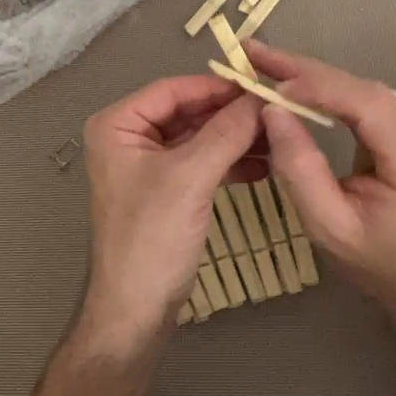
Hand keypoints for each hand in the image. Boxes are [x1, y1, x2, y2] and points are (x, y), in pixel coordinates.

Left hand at [79, 75, 264, 340]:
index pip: (171, 90)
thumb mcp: (189, 178)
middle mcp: (127, 137)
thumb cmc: (152, 237)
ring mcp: (147, 165)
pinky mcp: (166, 190)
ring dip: (234, 139)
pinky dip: (229, 163)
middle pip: (186, 112)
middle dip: (229, 114)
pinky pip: (200, 163)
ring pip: (197, 138)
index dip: (215, 86)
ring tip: (278, 138)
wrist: (137, 310)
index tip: (260, 86)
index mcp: (117, 124)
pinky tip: (264, 166)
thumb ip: (224, 134)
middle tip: (276, 112)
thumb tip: (261, 99)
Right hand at [247, 40, 395, 324]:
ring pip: (355, 85)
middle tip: (252, 53)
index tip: (271, 85)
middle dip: (302, 69)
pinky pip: (355, 95)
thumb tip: (272, 111)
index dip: (319, 87)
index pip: (368, 105)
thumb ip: (301, 170)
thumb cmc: (373, 258)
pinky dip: (318, 85)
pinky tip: (287, 76)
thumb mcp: (329, 226)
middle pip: (359, 88)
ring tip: (260, 61)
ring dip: (306, 72)